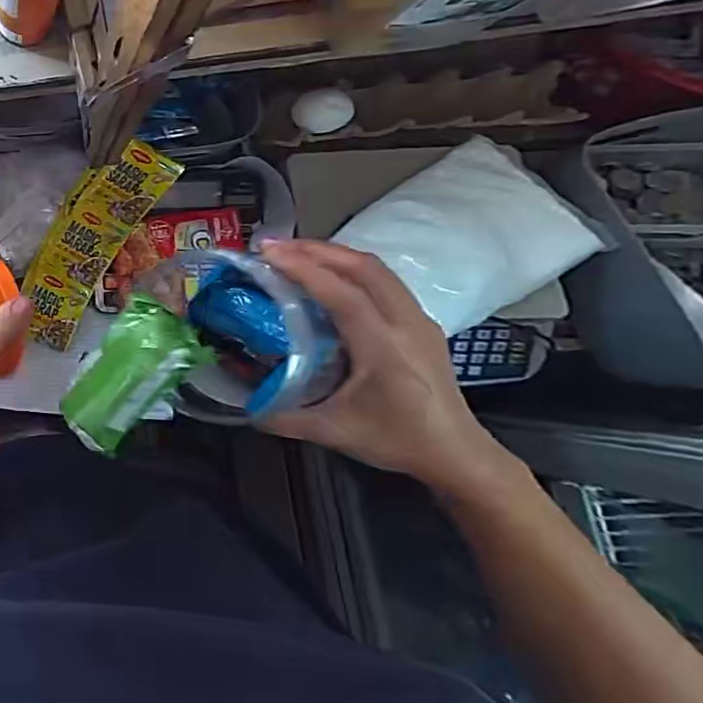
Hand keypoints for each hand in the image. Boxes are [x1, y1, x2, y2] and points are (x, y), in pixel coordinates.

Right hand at [258, 239, 530, 504]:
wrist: (458, 454)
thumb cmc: (397, 441)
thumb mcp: (333, 432)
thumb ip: (284, 418)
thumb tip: (244, 407)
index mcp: (385, 348)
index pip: (343, 294)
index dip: (304, 269)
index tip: (268, 254)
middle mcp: (406, 324)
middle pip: (363, 267)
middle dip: (316, 250)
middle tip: (274, 247)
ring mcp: (419, 320)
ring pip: (377, 269)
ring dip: (335, 254)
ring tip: (296, 254)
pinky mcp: (422, 323)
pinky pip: (385, 281)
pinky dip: (351, 268)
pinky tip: (329, 277)